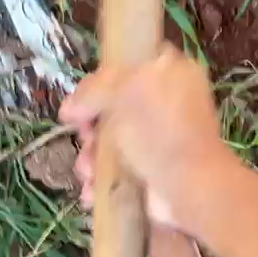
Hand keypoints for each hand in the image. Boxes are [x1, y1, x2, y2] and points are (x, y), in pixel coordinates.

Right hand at [60, 46, 239, 232]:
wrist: (188, 189)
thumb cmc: (161, 132)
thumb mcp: (124, 93)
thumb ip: (93, 90)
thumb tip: (69, 110)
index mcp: (171, 73)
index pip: (129, 65)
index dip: (101, 81)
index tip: (82, 99)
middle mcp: (167, 105)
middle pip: (114, 109)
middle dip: (91, 127)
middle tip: (85, 137)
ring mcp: (161, 142)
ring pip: (111, 144)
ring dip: (91, 159)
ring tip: (88, 172)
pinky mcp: (153, 175)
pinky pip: (117, 172)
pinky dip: (101, 181)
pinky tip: (92, 191)